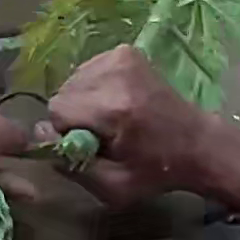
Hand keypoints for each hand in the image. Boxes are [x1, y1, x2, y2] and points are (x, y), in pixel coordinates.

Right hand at [47, 45, 239, 209]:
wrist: (199, 143)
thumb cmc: (157, 170)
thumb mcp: (113, 188)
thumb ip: (72, 164)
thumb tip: (40, 135)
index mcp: (114, 108)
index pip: (58, 109)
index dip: (67, 130)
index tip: (89, 143)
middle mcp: (115, 74)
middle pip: (64, 92)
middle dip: (75, 114)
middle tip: (103, 132)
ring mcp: (121, 56)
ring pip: (74, 79)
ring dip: (84, 100)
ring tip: (113, 117)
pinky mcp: (125, 51)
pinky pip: (88, 69)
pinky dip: (95, 86)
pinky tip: (117, 100)